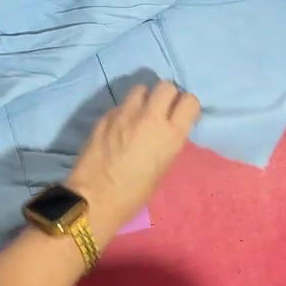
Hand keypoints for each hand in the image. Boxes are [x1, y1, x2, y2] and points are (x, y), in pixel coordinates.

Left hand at [64, 81, 200, 237]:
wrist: (95, 199)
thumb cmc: (134, 194)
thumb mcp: (162, 167)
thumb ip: (167, 140)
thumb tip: (165, 128)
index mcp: (171, 135)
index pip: (190, 101)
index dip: (186, 106)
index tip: (181, 114)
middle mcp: (150, 117)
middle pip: (166, 86)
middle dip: (166, 95)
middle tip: (161, 109)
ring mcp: (125, 113)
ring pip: (141, 88)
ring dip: (144, 98)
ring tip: (139, 113)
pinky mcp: (105, 115)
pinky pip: (120, 104)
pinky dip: (124, 111)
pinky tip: (118, 127)